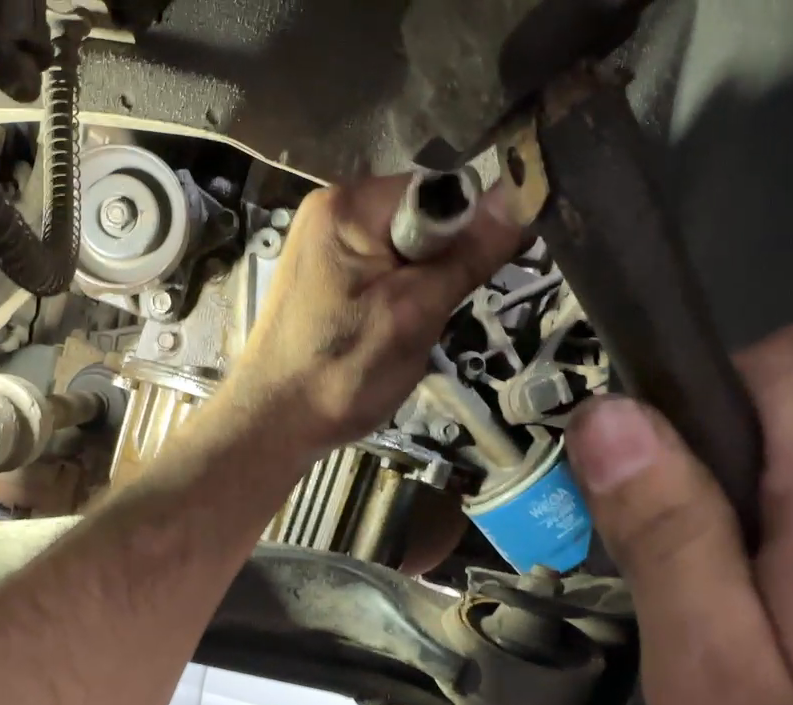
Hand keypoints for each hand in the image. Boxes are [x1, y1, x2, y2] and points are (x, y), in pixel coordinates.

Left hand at [221, 174, 520, 451]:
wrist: (273, 424)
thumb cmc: (341, 371)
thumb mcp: (415, 313)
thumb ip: (467, 254)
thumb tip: (519, 194)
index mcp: (349, 203)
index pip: (440, 191)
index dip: (466, 234)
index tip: (465, 282)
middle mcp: (332, 208)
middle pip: (422, 219)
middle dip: (438, 267)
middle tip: (427, 317)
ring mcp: (322, 243)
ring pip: (405, 252)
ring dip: (418, 290)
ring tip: (401, 331)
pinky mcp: (322, 275)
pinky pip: (380, 272)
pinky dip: (393, 299)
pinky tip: (381, 334)